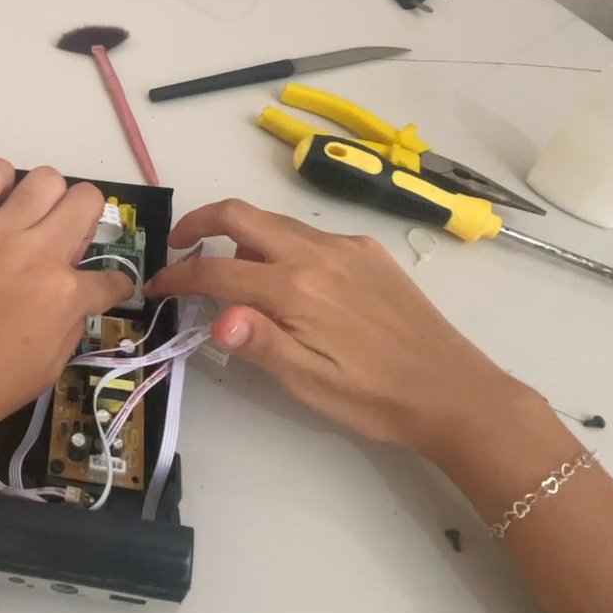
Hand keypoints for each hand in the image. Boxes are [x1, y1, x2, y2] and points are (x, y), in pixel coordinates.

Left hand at [0, 159, 131, 463]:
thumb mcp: (44, 374)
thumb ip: (70, 330)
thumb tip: (75, 303)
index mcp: (64, 296)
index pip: (110, 278)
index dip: (114, 285)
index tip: (107, 287)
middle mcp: (39, 253)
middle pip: (87, 200)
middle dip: (89, 217)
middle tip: (68, 238)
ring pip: (45, 178)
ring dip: (48, 197)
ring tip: (30, 217)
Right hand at [147, 199, 530, 462]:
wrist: (456, 393)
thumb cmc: (373, 397)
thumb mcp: (308, 383)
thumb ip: (258, 342)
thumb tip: (214, 317)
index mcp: (295, 289)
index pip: (216, 271)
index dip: (178, 277)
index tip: (156, 286)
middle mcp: (316, 253)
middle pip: (239, 215)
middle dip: (198, 222)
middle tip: (177, 245)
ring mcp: (344, 246)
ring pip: (273, 220)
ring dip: (238, 233)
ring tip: (226, 265)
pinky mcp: (366, 250)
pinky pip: (307, 233)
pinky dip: (278, 242)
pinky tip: (285, 275)